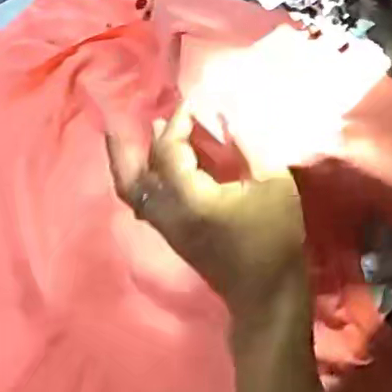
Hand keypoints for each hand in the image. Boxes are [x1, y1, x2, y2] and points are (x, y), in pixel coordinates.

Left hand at [105, 113, 307, 314]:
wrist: (265, 289)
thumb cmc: (274, 232)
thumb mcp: (272, 182)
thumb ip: (249, 148)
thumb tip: (230, 118)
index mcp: (191, 199)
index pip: (169, 153)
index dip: (177, 124)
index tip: (190, 102)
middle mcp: (170, 214)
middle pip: (136, 179)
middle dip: (125, 150)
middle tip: (117, 122)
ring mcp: (169, 229)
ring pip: (137, 194)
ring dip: (134, 164)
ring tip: (140, 138)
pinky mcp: (176, 236)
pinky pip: (149, 203)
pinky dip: (147, 179)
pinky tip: (161, 168)